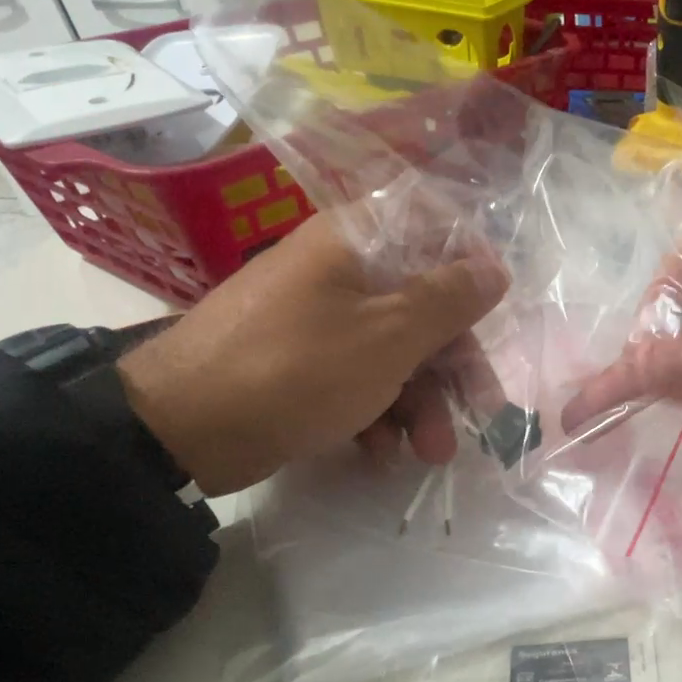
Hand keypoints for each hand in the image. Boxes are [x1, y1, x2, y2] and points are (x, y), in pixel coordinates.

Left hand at [117, 214, 507, 494]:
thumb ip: (449, 300)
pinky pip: (358, 378)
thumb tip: (495, 268)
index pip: (434, 228)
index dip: (473, 268)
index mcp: (356, 243)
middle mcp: (339, 272)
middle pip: (422, 304)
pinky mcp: (301, 364)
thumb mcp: (390, 336)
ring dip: (423, 404)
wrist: (184, 428)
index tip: (497, 316)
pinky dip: (377, 414)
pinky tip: (379, 451)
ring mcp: (318, 320)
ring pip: (395, 351)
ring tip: (429, 453)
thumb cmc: (300, 369)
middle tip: (482, 413)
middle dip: (456, 366)